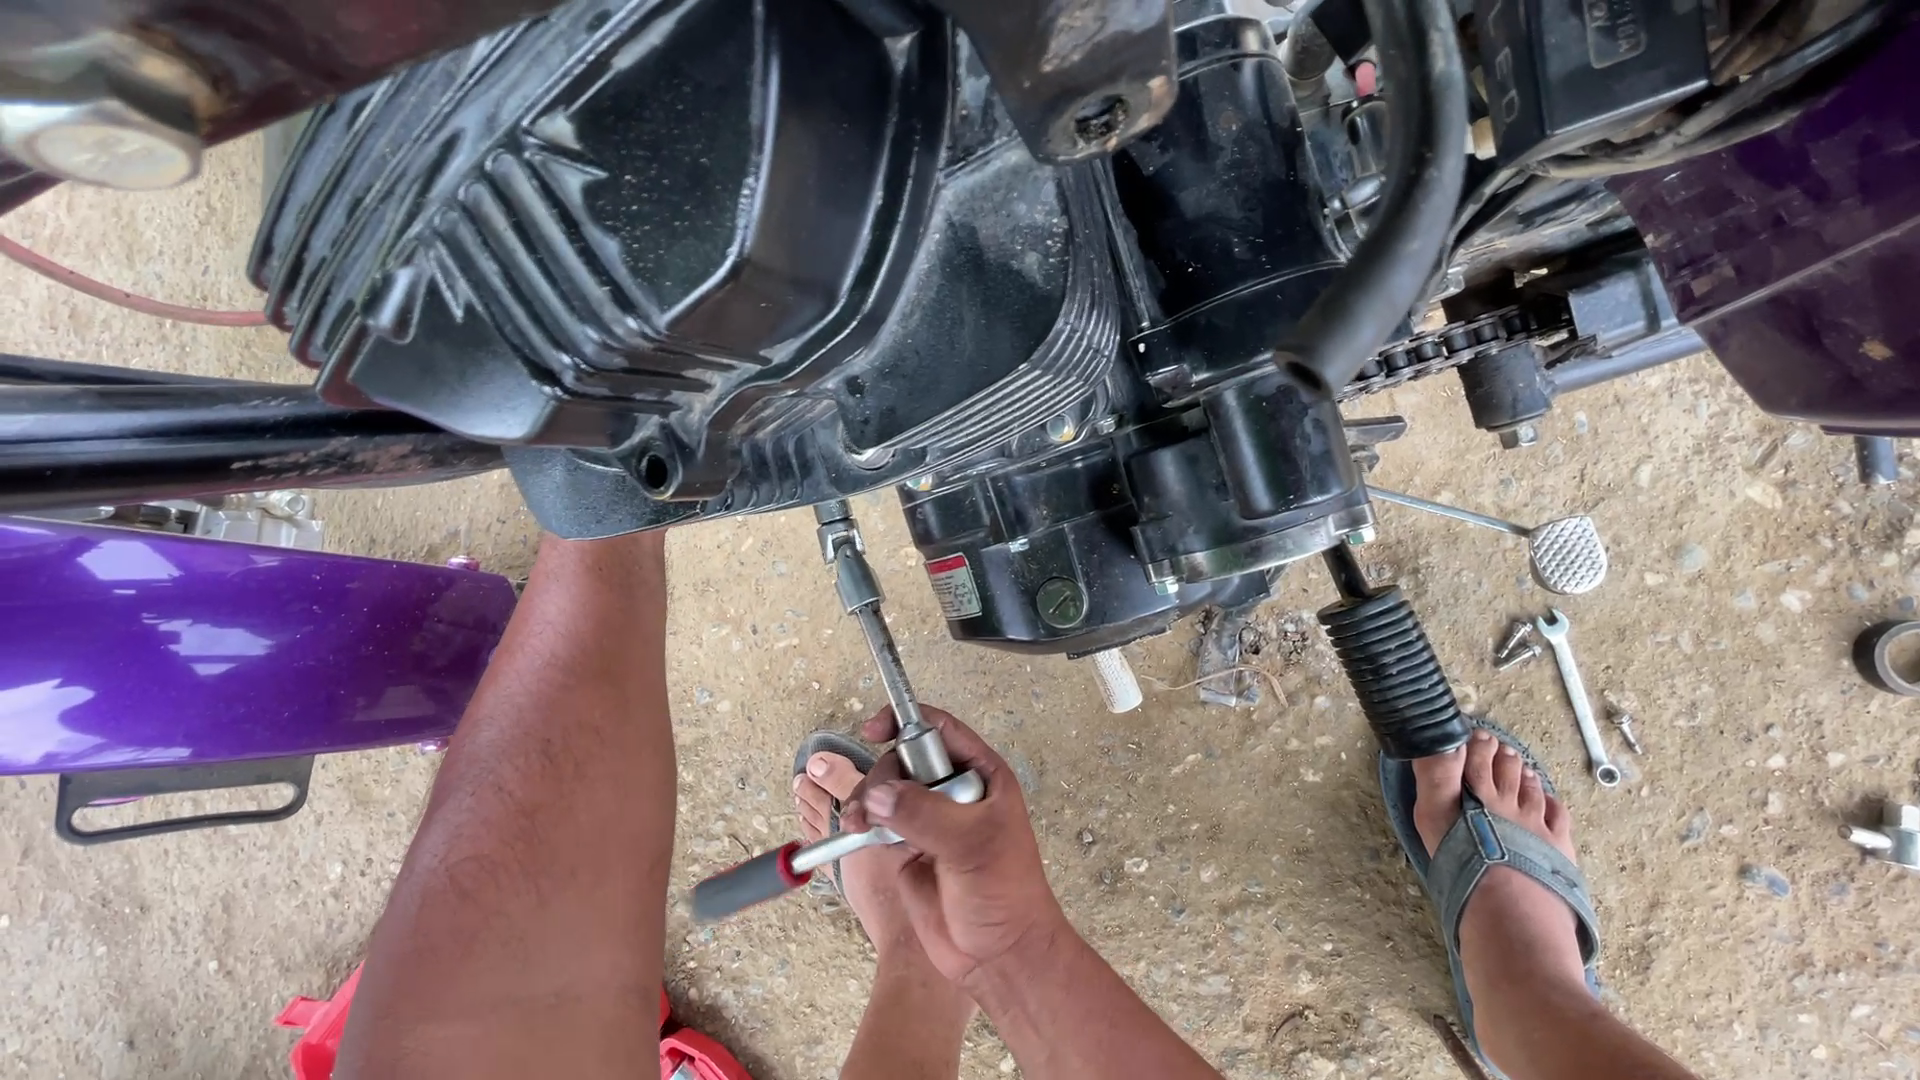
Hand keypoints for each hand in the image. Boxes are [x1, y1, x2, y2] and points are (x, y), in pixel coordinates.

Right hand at [841, 707, 1068, 988]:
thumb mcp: (972, 843)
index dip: (906, 723)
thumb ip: (925, 813)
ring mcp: (930, 819)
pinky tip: (858, 831)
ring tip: (858, 823)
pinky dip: (864, 822)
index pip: (940, 730)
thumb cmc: (1004, 891)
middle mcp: (953, 791)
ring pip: (887, 789)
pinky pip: (879, 821)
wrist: (998, 955)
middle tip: (872, 804)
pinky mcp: (908, 847)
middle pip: (904, 759)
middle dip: (882, 775)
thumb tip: (877, 794)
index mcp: (981, 775)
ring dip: (867, 799)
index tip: (873, 729)